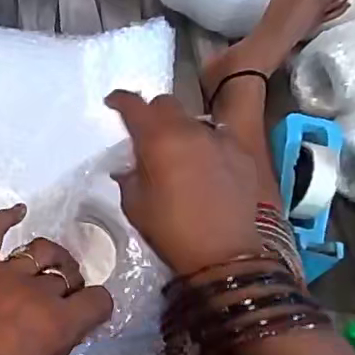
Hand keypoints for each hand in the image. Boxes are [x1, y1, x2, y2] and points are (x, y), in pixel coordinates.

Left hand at [0, 206, 113, 354]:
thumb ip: (62, 338)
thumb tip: (71, 319)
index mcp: (58, 322)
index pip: (98, 299)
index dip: (96, 308)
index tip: (87, 315)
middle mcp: (36, 291)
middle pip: (67, 277)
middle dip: (70, 290)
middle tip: (58, 303)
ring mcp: (3, 273)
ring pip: (41, 251)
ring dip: (50, 261)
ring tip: (46, 271)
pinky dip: (4, 218)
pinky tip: (18, 212)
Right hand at [105, 90, 262, 273]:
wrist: (223, 254)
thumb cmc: (171, 231)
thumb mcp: (135, 205)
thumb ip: (129, 176)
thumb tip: (130, 165)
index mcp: (159, 140)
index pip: (135, 106)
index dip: (121, 100)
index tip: (112, 102)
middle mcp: (191, 131)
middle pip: (167, 104)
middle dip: (152, 113)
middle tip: (145, 133)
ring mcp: (221, 140)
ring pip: (194, 119)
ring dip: (180, 129)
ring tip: (176, 152)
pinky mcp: (242, 154)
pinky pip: (218, 137)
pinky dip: (205, 144)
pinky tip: (204, 166)